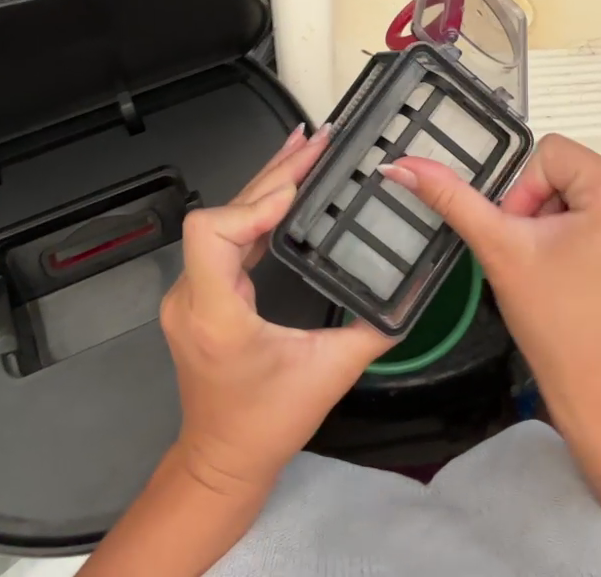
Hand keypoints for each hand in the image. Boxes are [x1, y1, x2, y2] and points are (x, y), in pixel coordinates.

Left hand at [160, 125, 395, 496]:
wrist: (221, 460)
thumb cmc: (267, 425)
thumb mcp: (328, 375)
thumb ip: (371, 330)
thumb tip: (408, 292)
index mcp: (216, 314)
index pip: (211, 232)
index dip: (253, 203)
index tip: (297, 190)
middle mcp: (193, 294)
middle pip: (222, 215)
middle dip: (274, 174)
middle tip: (319, 141)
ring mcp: (192, 291)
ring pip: (224, 220)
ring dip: (266, 182)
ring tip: (307, 148)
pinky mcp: (202, 291)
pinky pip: (226, 237)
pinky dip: (258, 208)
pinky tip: (285, 184)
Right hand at [381, 134, 600, 432]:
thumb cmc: (553, 320)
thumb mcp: (498, 248)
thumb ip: (451, 199)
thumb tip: (398, 165)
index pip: (550, 153)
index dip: (524, 194)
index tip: (524, 241)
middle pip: (568, 169)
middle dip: (540, 206)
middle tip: (537, 256)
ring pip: (582, 187)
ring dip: (557, 217)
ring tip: (555, 265)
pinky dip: (579, 227)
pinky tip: (573, 267)